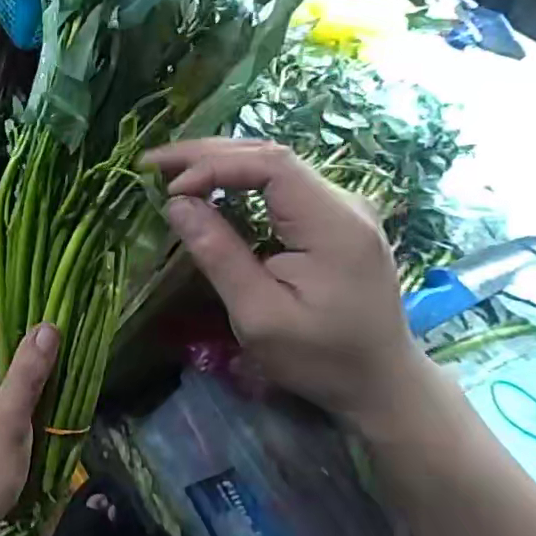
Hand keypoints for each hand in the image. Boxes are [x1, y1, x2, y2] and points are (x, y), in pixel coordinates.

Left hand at [0, 319, 57, 535]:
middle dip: (29, 356)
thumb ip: (28, 370)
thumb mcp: (8, 417)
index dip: (21, 330)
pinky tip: (44, 406)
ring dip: (29, 379)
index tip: (55, 342)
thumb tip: (48, 326)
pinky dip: (21, 397)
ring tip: (60, 385)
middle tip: (65, 364)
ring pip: (1, 373)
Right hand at [144, 139, 426, 427]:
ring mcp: (340, 207)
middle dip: (205, 154)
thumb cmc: (322, 358)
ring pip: (271, 163)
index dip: (214, 166)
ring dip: (217, 161)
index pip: (270, 165)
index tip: (171, 190)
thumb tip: (175, 203)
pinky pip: (277, 182)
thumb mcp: (260, 316)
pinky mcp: (331, 217)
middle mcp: (343, 203)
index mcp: (333, 224)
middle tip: (152, 163)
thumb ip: (219, 255)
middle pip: (268, 154)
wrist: (382, 382)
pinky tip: (206, 184)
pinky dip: (235, 177)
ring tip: (169, 169)